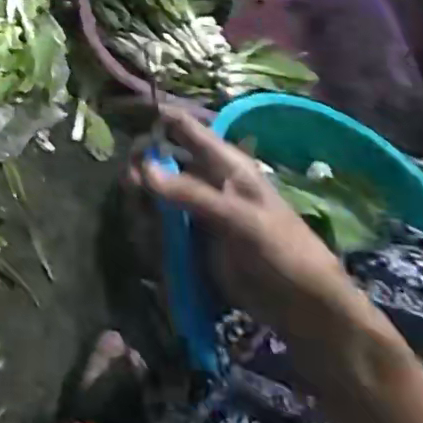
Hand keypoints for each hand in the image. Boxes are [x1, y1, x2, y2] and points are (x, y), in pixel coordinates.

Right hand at [135, 107, 358, 342]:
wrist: (306, 311)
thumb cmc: (285, 253)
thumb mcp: (241, 220)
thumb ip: (191, 194)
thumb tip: (142, 170)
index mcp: (223, 163)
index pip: (180, 124)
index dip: (150, 113)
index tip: (116, 111)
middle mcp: (205, 178)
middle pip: (158, 157)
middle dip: (139, 167)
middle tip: (131, 186)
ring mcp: (195, 207)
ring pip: (152, 190)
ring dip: (141, 202)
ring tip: (143, 222)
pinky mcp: (189, 235)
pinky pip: (157, 221)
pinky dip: (147, 227)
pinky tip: (151, 242)